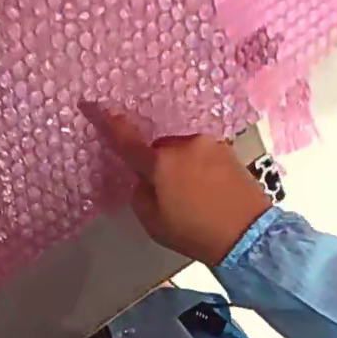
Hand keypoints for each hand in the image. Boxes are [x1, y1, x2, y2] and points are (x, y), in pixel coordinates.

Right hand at [86, 104, 272, 266]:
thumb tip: (144, 181)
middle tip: (166, 198)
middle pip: (158, 150)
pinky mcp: (227, 151)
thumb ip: (140, 196)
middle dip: (156, 166)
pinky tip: (207, 194)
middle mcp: (183, 146)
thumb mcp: (154, 223)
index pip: (125, 140)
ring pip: (181, 153)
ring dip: (179, 169)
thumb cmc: (194, 232)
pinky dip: (198, 171)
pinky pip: (201, 156)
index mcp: (160, 163)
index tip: (89, 104)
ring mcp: (208, 145)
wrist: (247, 234)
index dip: (105, 122)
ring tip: (191, 199)